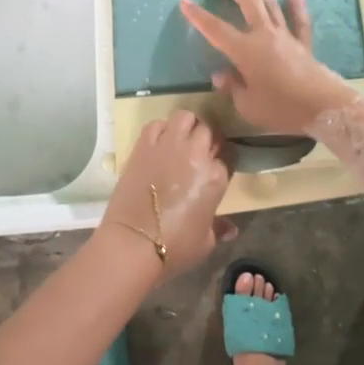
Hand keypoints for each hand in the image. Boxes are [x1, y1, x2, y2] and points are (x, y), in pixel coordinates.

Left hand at [97, 110, 235, 280]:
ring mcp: (169, 145)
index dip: (221, 160)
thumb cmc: (175, 247)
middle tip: (199, 152)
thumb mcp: (205, 242)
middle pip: (208, 130)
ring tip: (181, 140)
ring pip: (185, 117)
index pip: (228, 155)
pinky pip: (156, 124)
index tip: (215, 167)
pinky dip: (161, 129)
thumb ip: (219, 228)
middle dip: (207, 139)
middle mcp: (196, 153)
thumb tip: (230, 230)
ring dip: (186, 126)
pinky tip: (159, 143)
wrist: (133, 243)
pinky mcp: (144, 145)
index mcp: (216, 176)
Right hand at [180, 0, 355, 133]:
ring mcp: (285, 37)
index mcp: (245, 51)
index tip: (184, 1)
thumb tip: (220, 74)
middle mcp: (264, 36)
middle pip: (248, 3)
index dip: (199, 16)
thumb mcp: (248, 105)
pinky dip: (296, 5)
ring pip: (269, 4)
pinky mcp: (303, 45)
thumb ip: (232, 87)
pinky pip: (299, 20)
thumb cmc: (281, 108)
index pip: (216, 30)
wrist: (323, 107)